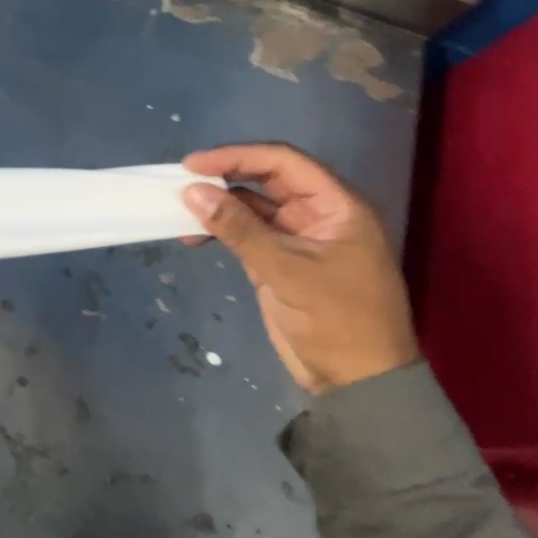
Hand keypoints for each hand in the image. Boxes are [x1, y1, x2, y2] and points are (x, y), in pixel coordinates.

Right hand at [180, 145, 417, 394]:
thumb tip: (191, 192)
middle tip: (180, 184)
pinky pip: (245, 234)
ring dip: (217, 207)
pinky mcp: (279, 262)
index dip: (237, 156)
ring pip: (250, 207)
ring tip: (179, 213)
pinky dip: (219, 231)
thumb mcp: (286, 270)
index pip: (283, 163)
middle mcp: (317, 214)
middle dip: (223, 178)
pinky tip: (193, 237)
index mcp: (336, 206)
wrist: (358, 381)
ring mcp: (297, 239)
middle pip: (265, 180)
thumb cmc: (337, 319)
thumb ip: (239, 229)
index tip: (193, 165)